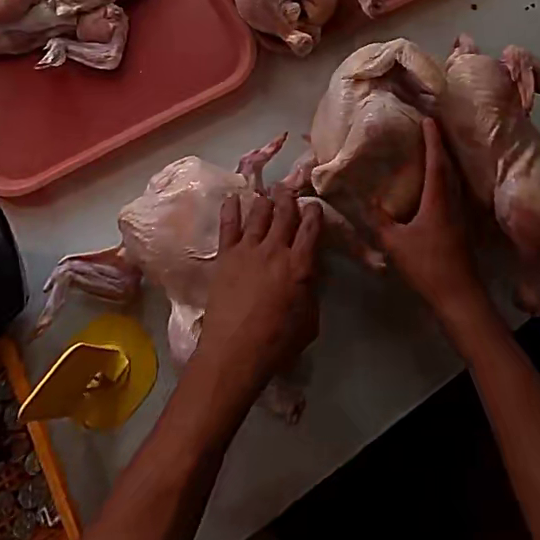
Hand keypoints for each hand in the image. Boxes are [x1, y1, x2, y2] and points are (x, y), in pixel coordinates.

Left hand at [192, 186, 321, 401]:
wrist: (235, 350)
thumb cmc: (278, 342)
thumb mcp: (310, 320)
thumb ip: (311, 290)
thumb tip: (310, 272)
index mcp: (300, 265)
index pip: (311, 229)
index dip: (314, 213)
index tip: (313, 205)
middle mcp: (275, 250)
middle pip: (284, 214)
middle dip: (288, 198)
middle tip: (288, 188)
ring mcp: (248, 250)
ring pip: (259, 214)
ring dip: (265, 201)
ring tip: (267, 192)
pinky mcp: (225, 256)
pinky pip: (229, 226)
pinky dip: (231, 209)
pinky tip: (233, 198)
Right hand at [370, 119, 490, 326]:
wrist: (459, 296)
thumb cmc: (427, 266)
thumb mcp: (395, 242)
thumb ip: (381, 220)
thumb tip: (369, 200)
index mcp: (438, 200)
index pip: (436, 162)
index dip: (433, 140)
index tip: (429, 119)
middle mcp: (451, 202)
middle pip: (448, 167)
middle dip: (439, 145)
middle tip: (430, 127)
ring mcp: (458, 215)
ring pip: (451, 180)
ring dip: (442, 161)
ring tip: (430, 148)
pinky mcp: (459, 227)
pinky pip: (451, 193)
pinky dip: (442, 179)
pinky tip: (433, 184)